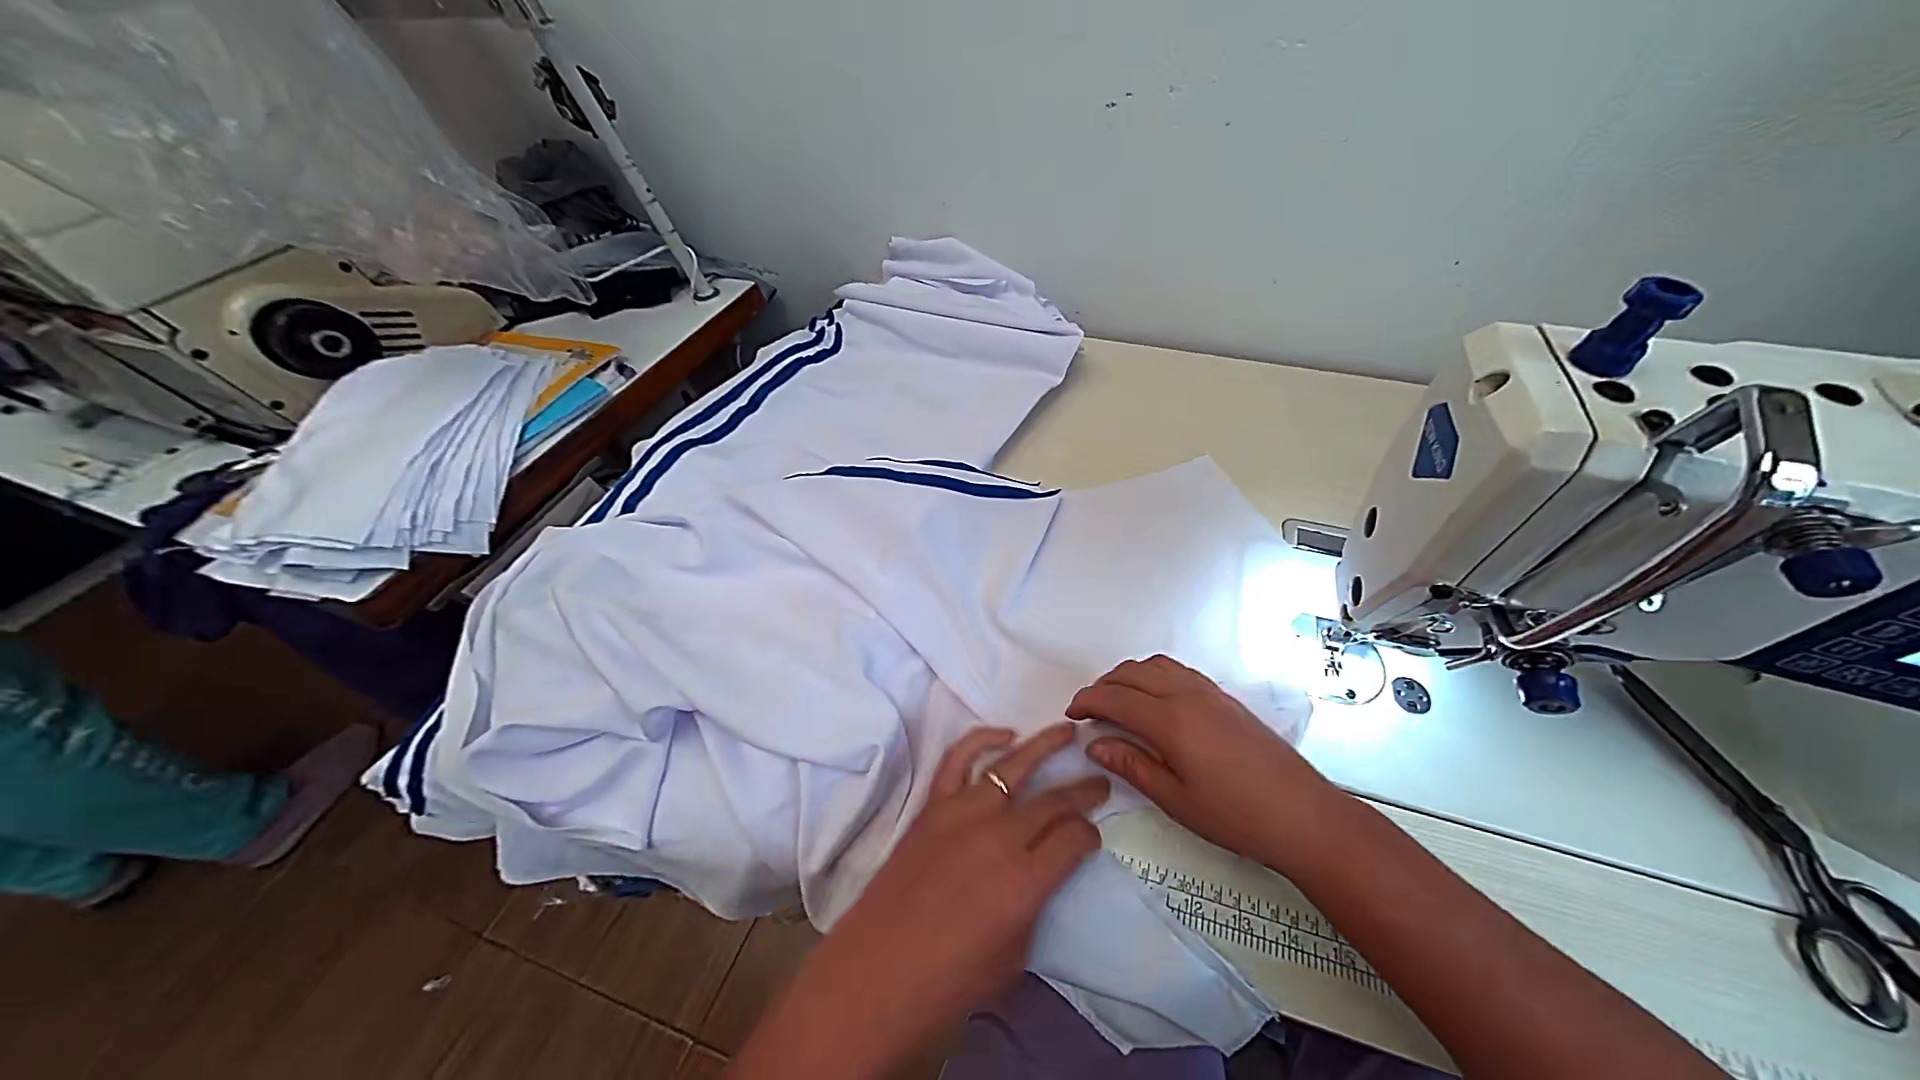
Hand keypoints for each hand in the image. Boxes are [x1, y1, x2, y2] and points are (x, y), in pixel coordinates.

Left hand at [730, 724, 1107, 1078]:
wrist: (874, 975)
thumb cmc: (948, 983)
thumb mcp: (1014, 957)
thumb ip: (1033, 904)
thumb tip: (1041, 873)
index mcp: (1026, 880)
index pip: (1074, 838)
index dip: (1089, 835)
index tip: (1091, 837)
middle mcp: (999, 837)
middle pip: (1053, 801)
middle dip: (1083, 791)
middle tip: (1099, 782)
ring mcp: (961, 815)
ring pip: (1012, 765)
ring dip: (1044, 745)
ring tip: (1066, 732)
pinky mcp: (931, 807)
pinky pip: (958, 759)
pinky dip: (982, 739)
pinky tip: (1004, 735)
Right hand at [1068, 654, 1339, 868]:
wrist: (1304, 816)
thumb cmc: (1239, 816)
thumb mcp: (1175, 799)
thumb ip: (1132, 766)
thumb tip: (1099, 746)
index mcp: (1171, 721)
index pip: (1115, 697)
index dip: (1087, 701)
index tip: (1073, 714)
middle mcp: (1189, 696)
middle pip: (1132, 673)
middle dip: (1103, 684)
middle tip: (1089, 708)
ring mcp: (1211, 694)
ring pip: (1156, 665)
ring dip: (1129, 675)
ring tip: (1117, 699)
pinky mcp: (1226, 699)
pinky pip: (1179, 671)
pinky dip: (1154, 675)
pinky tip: (1154, 699)